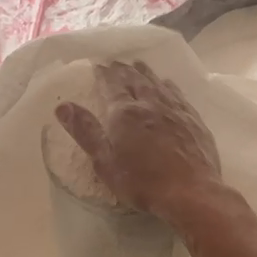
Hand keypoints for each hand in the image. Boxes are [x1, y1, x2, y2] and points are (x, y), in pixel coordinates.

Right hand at [53, 60, 224, 220]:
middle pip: (135, 80)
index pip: (111, 85)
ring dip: (145, 73)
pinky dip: (168, 85)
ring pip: (157, 83)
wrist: (190, 192)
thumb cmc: (142, 183)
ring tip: (139, 66)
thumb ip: (86, 132)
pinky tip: (168, 85)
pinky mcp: (193, 120)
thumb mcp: (105, 163)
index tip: (98, 67)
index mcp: (125, 113)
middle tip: (117, 63)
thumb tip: (63, 106)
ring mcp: (175, 110)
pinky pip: (177, 94)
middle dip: (123, 70)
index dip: (104, 75)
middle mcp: (150, 103)